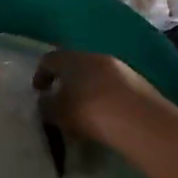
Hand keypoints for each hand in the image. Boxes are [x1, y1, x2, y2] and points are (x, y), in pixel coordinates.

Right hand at [33, 49, 171, 148]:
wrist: (138, 120)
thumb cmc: (88, 111)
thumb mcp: (57, 113)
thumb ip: (46, 105)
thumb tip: (46, 101)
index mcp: (72, 59)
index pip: (49, 59)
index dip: (40, 74)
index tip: (39, 91)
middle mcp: (96, 57)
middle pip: (75, 65)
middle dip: (66, 81)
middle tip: (60, 100)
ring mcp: (120, 68)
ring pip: (96, 74)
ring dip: (86, 88)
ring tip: (83, 110)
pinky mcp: (138, 82)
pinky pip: (113, 86)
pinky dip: (104, 96)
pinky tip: (104, 115)